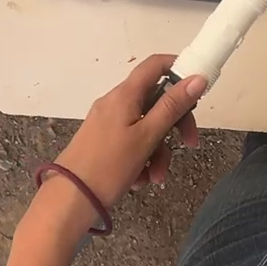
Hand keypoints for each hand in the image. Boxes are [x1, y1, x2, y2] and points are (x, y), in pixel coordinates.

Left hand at [49, 54, 203, 214]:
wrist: (68, 200)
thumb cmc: (109, 166)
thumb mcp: (147, 136)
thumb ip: (172, 106)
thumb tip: (197, 77)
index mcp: (125, 94)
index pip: (155, 65)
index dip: (179, 69)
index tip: (198, 88)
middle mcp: (115, 102)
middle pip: (155, 101)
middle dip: (175, 124)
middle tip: (189, 144)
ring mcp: (108, 122)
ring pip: (146, 126)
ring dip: (158, 151)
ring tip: (155, 177)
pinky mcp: (103, 141)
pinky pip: (132, 141)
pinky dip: (142, 158)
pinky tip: (139, 180)